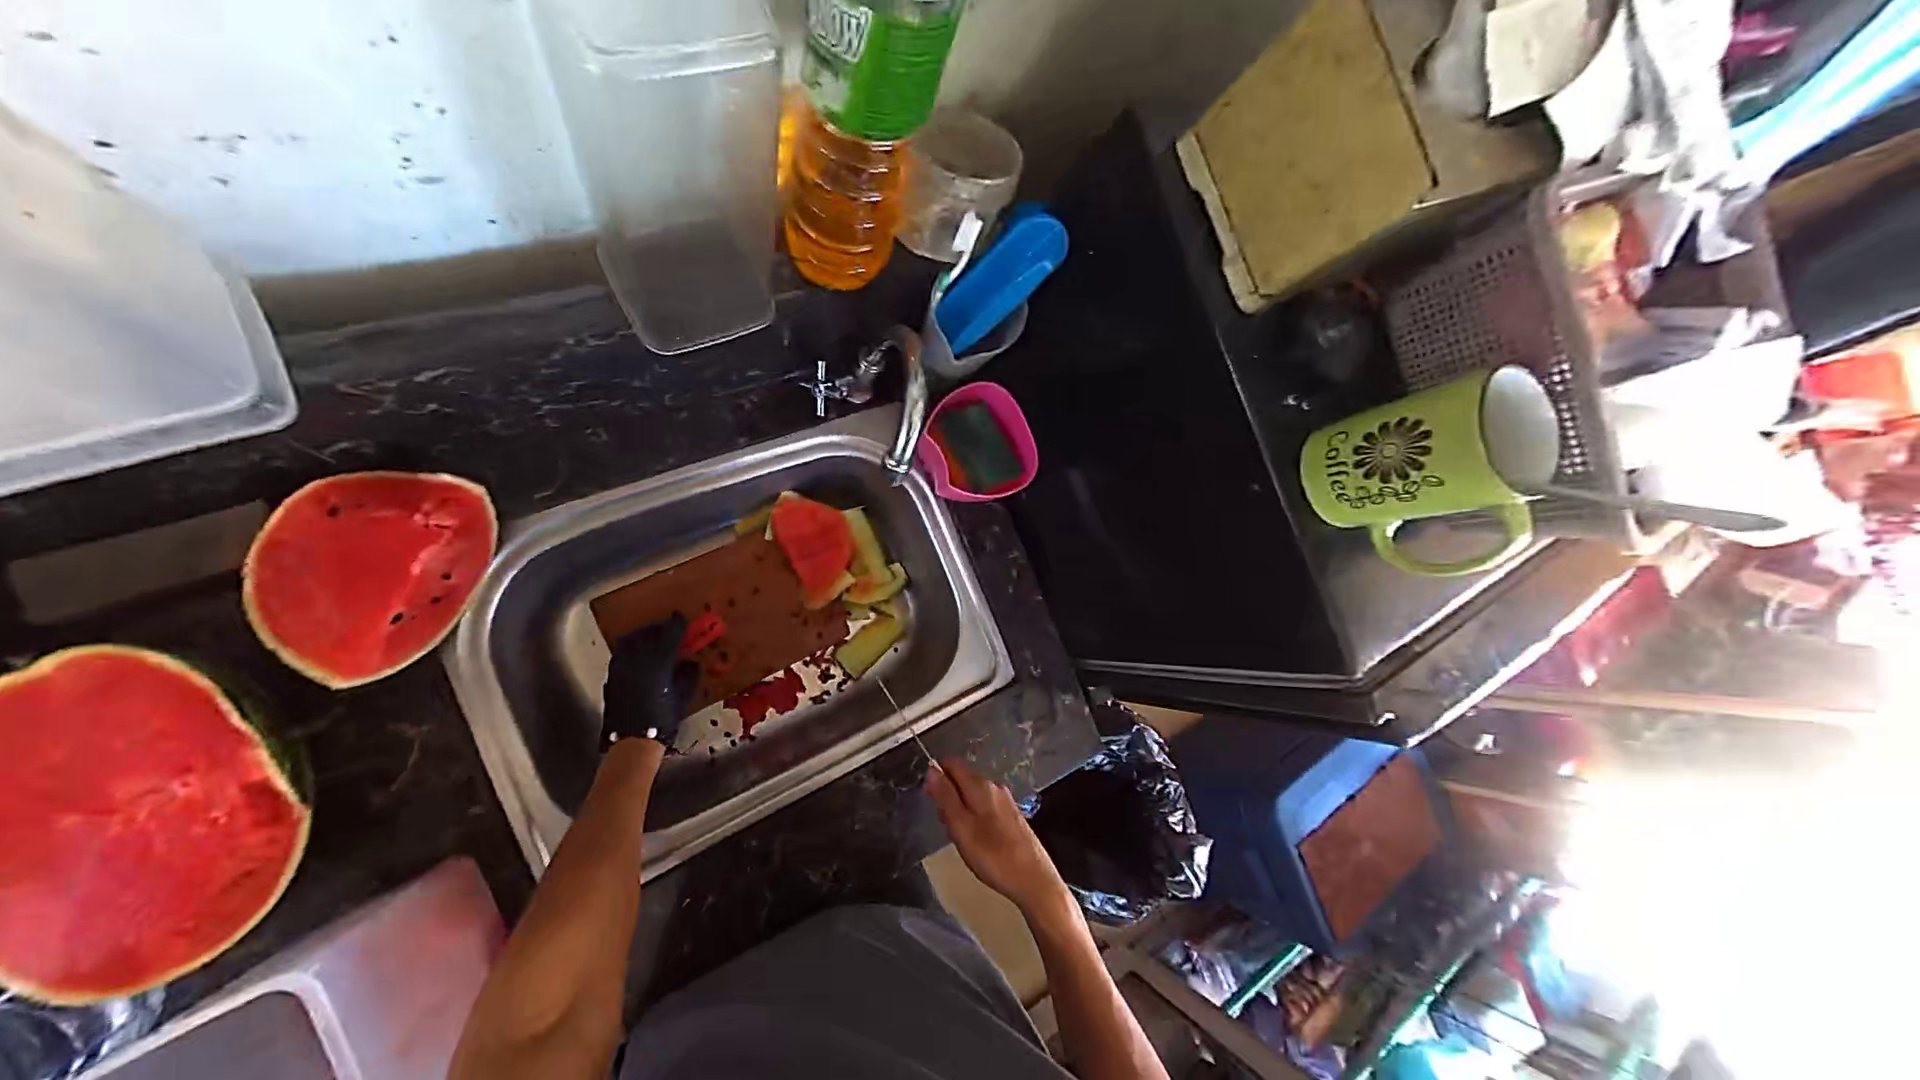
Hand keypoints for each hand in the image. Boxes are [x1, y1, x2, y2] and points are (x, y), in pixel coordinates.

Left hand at [601, 614, 700, 750]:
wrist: (633, 741)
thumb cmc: (663, 719)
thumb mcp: (683, 695)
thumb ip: (687, 674)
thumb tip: (690, 662)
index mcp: (657, 660)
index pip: (668, 633)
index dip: (677, 624)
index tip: (681, 618)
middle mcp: (636, 659)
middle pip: (644, 633)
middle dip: (656, 628)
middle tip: (667, 629)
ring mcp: (620, 668)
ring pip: (628, 642)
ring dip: (640, 637)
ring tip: (650, 640)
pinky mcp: (611, 679)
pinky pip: (621, 656)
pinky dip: (631, 651)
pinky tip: (639, 660)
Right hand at [925, 759, 1070, 915]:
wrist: (1034, 880)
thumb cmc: (992, 856)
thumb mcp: (960, 827)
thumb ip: (945, 796)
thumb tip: (932, 769)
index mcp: (980, 785)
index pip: (952, 763)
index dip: (938, 777)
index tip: (934, 802)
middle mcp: (994, 787)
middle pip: (962, 780)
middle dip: (949, 798)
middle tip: (949, 828)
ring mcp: (1006, 801)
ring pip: (973, 795)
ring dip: (961, 811)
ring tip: (964, 840)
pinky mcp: (1012, 816)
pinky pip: (985, 808)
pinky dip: (975, 819)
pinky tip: (979, 843)